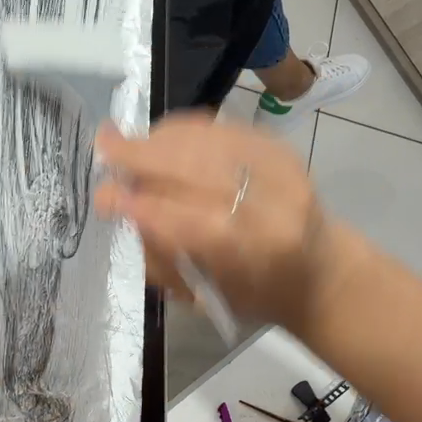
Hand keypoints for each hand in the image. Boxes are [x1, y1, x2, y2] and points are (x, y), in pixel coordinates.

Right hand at [94, 113, 368, 330]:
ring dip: (158, 138)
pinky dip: (185, 129)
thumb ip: (160, 254)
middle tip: (103, 146)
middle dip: (141, 155)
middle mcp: (270, 207)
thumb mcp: (201, 293)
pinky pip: (222, 128)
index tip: (102, 196)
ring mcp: (280, 171)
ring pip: (206, 140)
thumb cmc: (252, 294)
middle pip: (194, 168)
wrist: (318, 273)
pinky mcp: (280, 148)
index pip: (181, 221)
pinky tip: (161, 136)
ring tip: (127, 142)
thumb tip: (122, 206)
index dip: (136, 204)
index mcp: (249, 254)